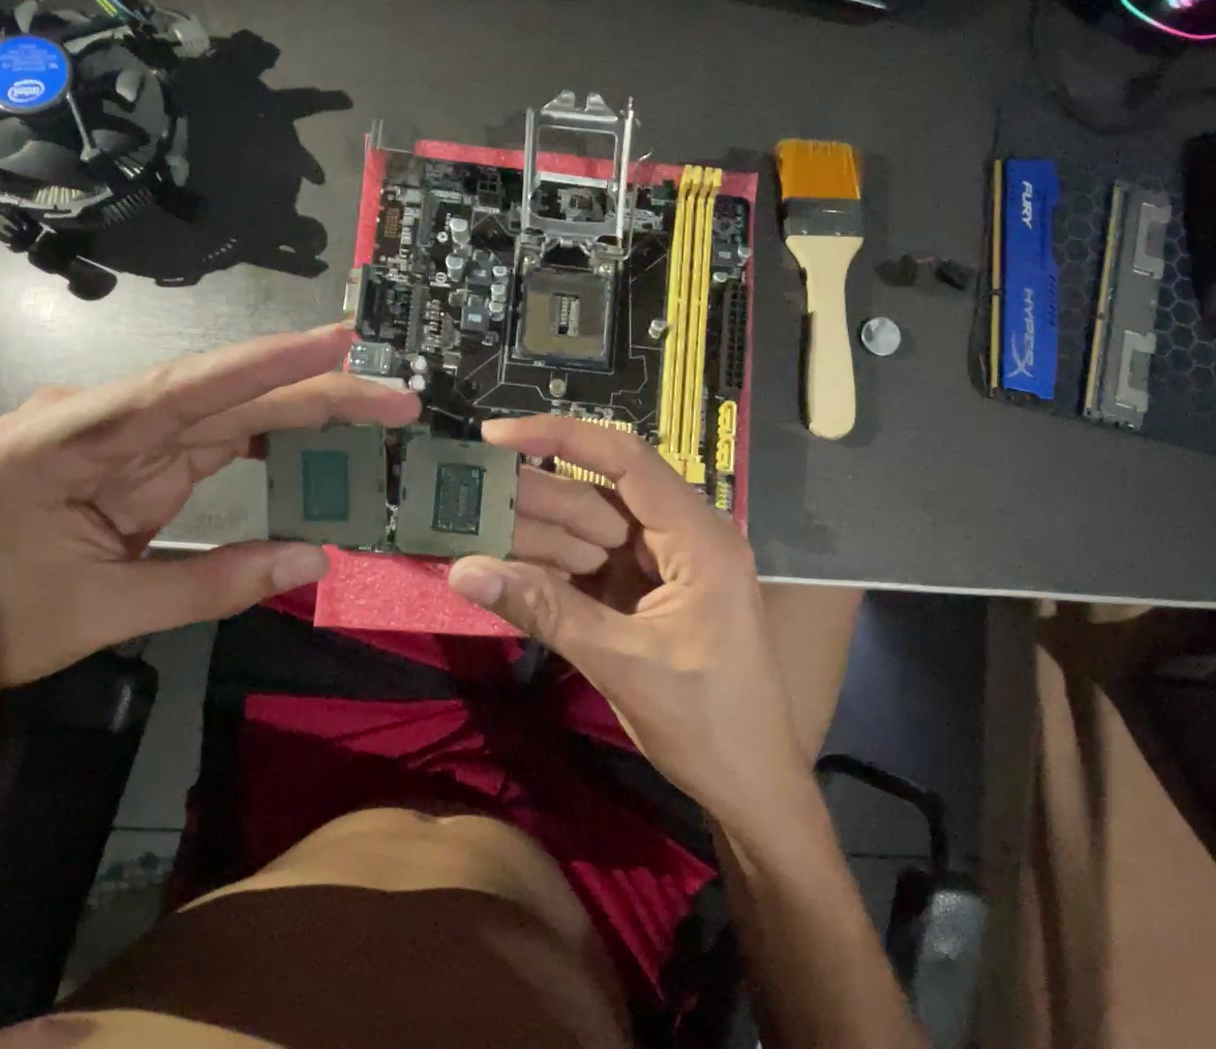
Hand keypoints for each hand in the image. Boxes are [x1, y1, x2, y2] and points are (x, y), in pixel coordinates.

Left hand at [0, 326, 410, 685]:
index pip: (182, 391)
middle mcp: (94, 420)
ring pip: (220, 412)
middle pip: (217, 395)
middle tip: (391, 391)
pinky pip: (207, 439)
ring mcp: (114, 436)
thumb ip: (215, 583)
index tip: (336, 344)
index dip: (266, 364)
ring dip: (296, 409)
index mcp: (65, 441)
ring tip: (371, 406)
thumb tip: (318, 558)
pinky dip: (263, 440)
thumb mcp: (109, 610)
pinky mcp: (130, 459)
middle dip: (309, 390)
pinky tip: (313, 439)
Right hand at [446, 416, 809, 827]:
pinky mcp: (654, 597)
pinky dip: (557, 571)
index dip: (562, 437)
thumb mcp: (621, 663)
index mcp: (700, 541)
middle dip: (534, 500)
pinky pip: (599, 568)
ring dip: (539, 538)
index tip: (498, 433)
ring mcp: (671, 569)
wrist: (751, 783)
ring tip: (472, 532)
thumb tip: (464, 569)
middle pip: (601, 499)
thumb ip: (544, 610)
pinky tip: (509, 569)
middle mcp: (688, 540)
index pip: (628, 462)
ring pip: (594, 533)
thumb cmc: (705, 722)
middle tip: (464, 500)